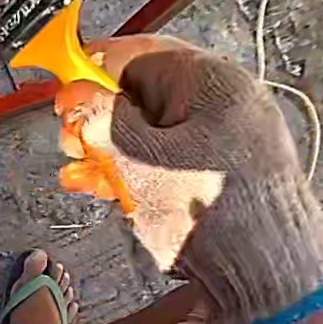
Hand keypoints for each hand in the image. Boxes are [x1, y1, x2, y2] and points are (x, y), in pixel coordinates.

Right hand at [55, 36, 322, 323]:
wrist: (261, 269)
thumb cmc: (210, 206)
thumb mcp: (140, 158)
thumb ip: (100, 121)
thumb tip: (73, 93)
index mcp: (209, 83)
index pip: (138, 54)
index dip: (92, 68)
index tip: (61, 89)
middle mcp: (211, 104)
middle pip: (133, 92)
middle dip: (92, 116)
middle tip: (69, 138)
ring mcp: (205, 139)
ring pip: (135, 128)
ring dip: (98, 147)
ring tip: (76, 168)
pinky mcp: (197, 170)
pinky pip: (149, 157)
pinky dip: (118, 168)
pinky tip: (92, 184)